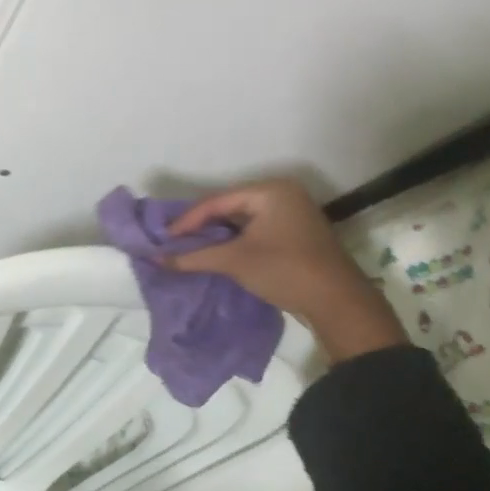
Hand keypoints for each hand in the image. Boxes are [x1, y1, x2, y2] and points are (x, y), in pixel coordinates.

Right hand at [166, 180, 408, 362]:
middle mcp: (282, 194)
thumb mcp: (233, 261)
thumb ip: (192, 256)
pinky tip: (213, 253)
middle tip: (172, 243)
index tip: (162, 240)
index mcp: (270, 191)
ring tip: (187, 249)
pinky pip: (252, 229)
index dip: (186, 221)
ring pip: (239, 219)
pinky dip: (231, 240)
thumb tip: (155, 258)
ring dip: (214, 235)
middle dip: (199, 226)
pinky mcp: (292, 231)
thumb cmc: (284, 269)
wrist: (335, 299)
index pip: (216, 201)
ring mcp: (290, 212)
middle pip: (227, 206)